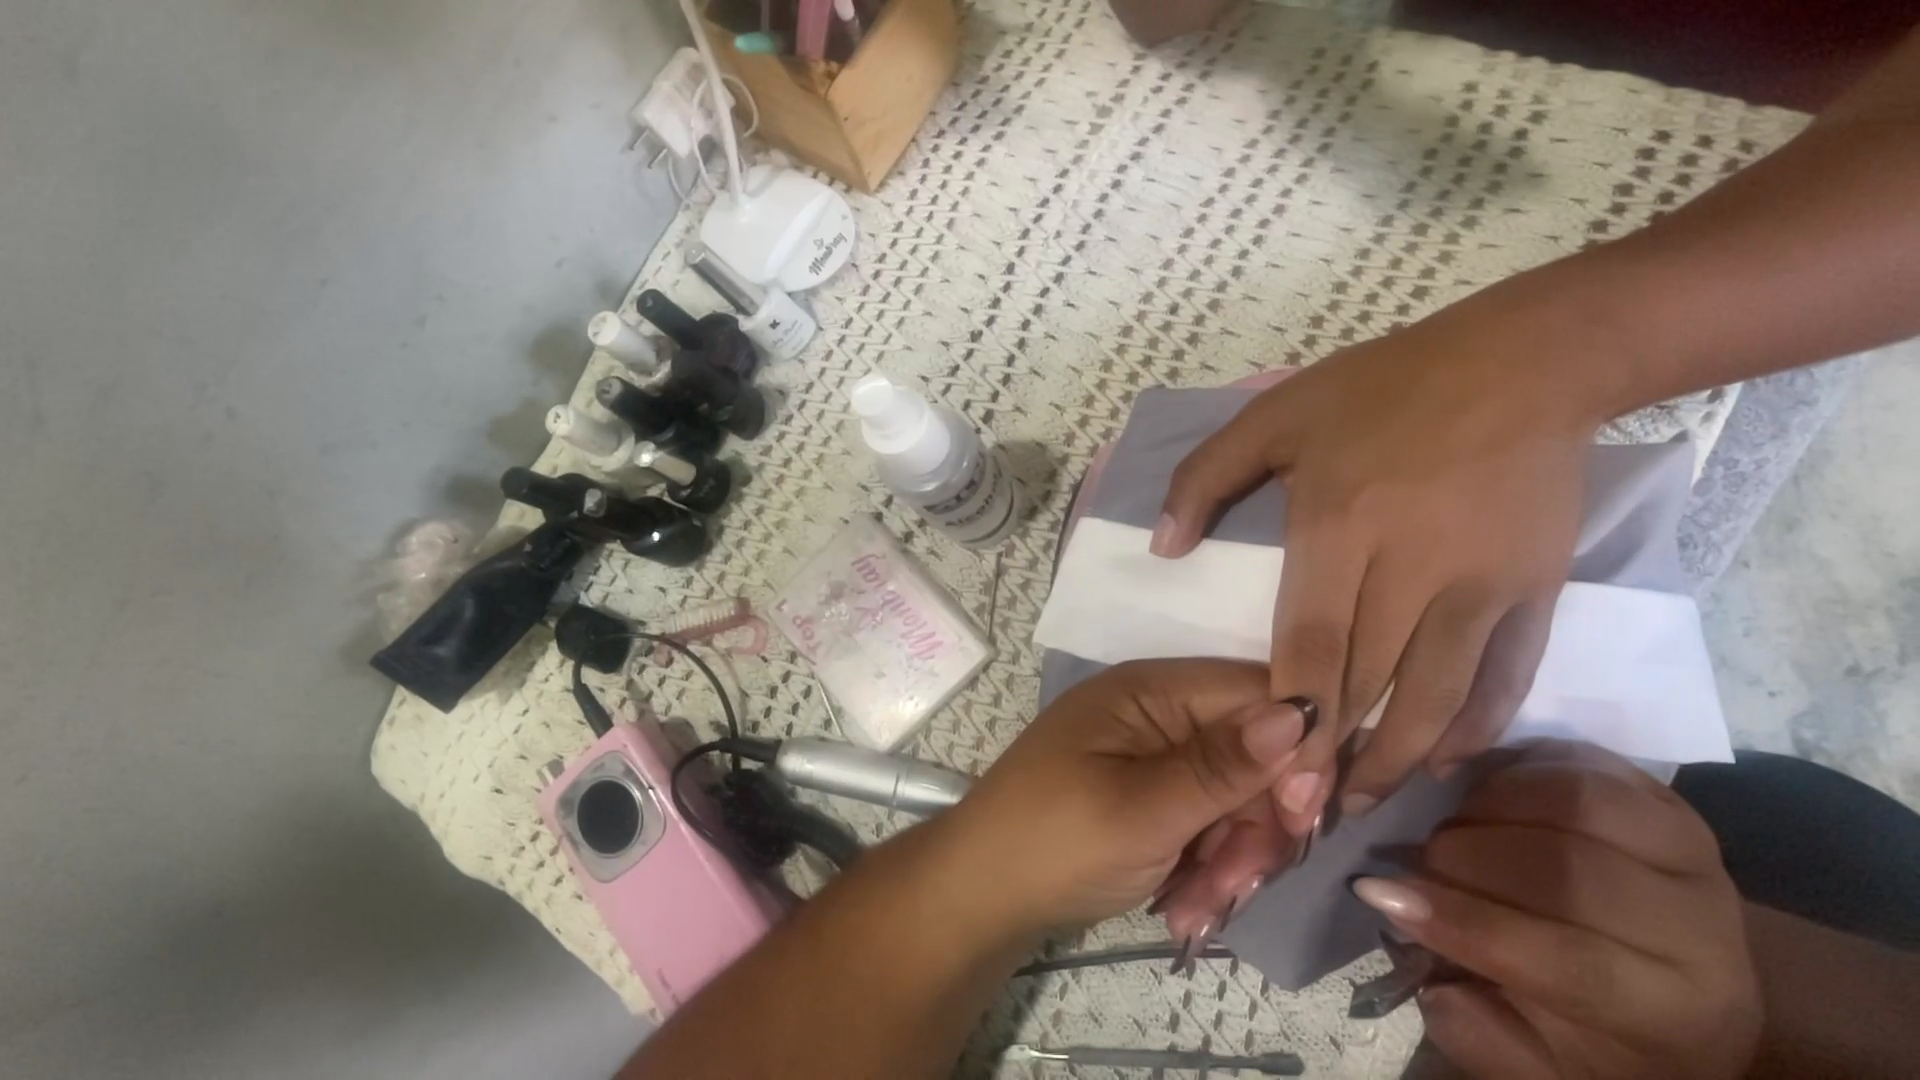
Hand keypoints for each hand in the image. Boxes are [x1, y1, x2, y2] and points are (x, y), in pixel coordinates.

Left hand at [941, 659, 1307, 937]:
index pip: (1254, 691)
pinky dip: (1206, 866)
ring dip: (1230, 857)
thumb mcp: (1143, 810)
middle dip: (1255, 822)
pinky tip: (1187, 906)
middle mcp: (1155, 713)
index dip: (1295, 748)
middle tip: (1238, 880)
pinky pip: (1206, 822)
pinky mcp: (1149, 797)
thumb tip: (1301, 711)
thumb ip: (1223, 766)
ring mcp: (1152, 757)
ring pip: (1235, 797)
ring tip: (1200, 905)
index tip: (1304, 815)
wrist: (980, 898)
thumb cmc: (1054, 844)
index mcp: (1149, 691)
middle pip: (1252, 751)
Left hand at [1149, 302, 1597, 928]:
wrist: (1523, 363)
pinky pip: (1505, 677)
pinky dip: (1476, 725)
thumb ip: (1204, 481)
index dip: (1288, 719)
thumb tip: (1162, 549)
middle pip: (1368, 688)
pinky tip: (1447, 758)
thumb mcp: (1273, 417)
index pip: (1307, 648)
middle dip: (1336, 759)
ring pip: (1437, 699)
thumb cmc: (1381, 390)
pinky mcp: (1537, 592)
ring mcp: (1481, 588)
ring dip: (1400, 760)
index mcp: (1337, 532)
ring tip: (1364, 800)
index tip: (1270, 774)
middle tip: (1305, 814)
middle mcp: (1409, 573)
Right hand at [1352, 741, 1762, 1079]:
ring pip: (1576, 800)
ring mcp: (1692, 856)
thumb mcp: (1538, 1064)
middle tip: (1413, 858)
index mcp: (1671, 1011)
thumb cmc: (1598, 1033)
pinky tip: (1484, 788)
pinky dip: (1520, 767)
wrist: (1684, 988)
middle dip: (1463, 855)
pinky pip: (1585, 763)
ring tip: (1452, 822)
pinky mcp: (1669, 804)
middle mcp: (1700, 931)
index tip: (1375, 892)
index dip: (1463, 922)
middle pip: (1569, 869)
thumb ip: (1473, 1025)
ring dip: (1488, 802)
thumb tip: (1407, 931)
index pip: (1569, 961)